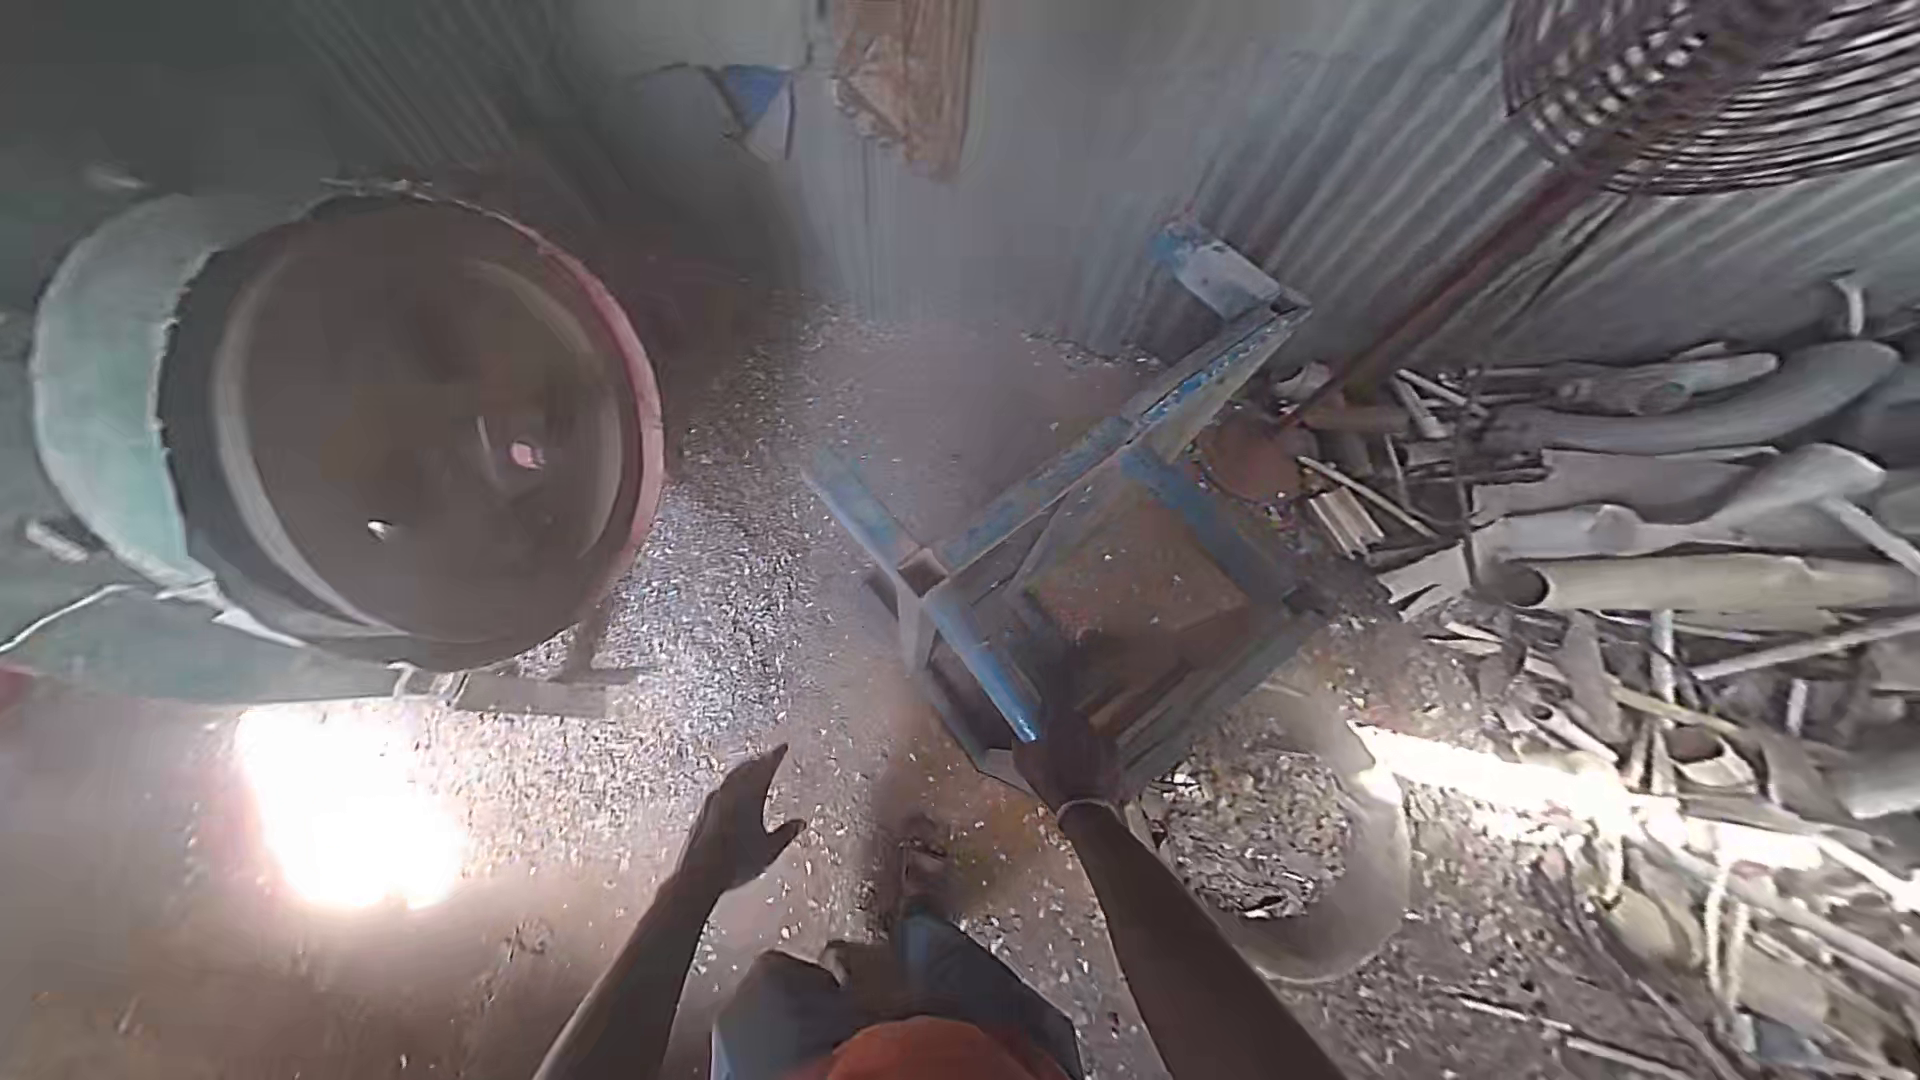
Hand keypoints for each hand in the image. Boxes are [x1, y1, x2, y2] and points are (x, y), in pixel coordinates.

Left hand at [678, 744, 805, 893]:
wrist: (698, 876)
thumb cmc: (735, 862)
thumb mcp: (769, 849)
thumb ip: (786, 833)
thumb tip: (800, 824)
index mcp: (750, 794)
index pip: (766, 766)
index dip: (776, 755)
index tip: (782, 747)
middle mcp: (731, 792)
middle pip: (748, 767)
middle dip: (759, 760)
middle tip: (768, 757)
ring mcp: (714, 801)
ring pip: (732, 777)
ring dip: (744, 770)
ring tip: (750, 771)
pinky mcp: (702, 813)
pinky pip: (721, 789)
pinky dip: (730, 785)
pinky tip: (729, 795)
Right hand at [1014, 705, 1122, 810]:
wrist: (1082, 808)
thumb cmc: (1051, 783)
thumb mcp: (1025, 764)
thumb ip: (1021, 745)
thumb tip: (1019, 738)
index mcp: (1061, 722)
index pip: (1054, 707)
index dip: (1048, 716)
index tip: (1044, 725)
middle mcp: (1083, 724)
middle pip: (1074, 719)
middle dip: (1067, 728)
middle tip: (1059, 744)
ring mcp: (1102, 737)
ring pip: (1090, 733)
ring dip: (1083, 741)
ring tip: (1076, 759)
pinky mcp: (1115, 753)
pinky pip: (1103, 747)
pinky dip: (1097, 754)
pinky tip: (1090, 767)